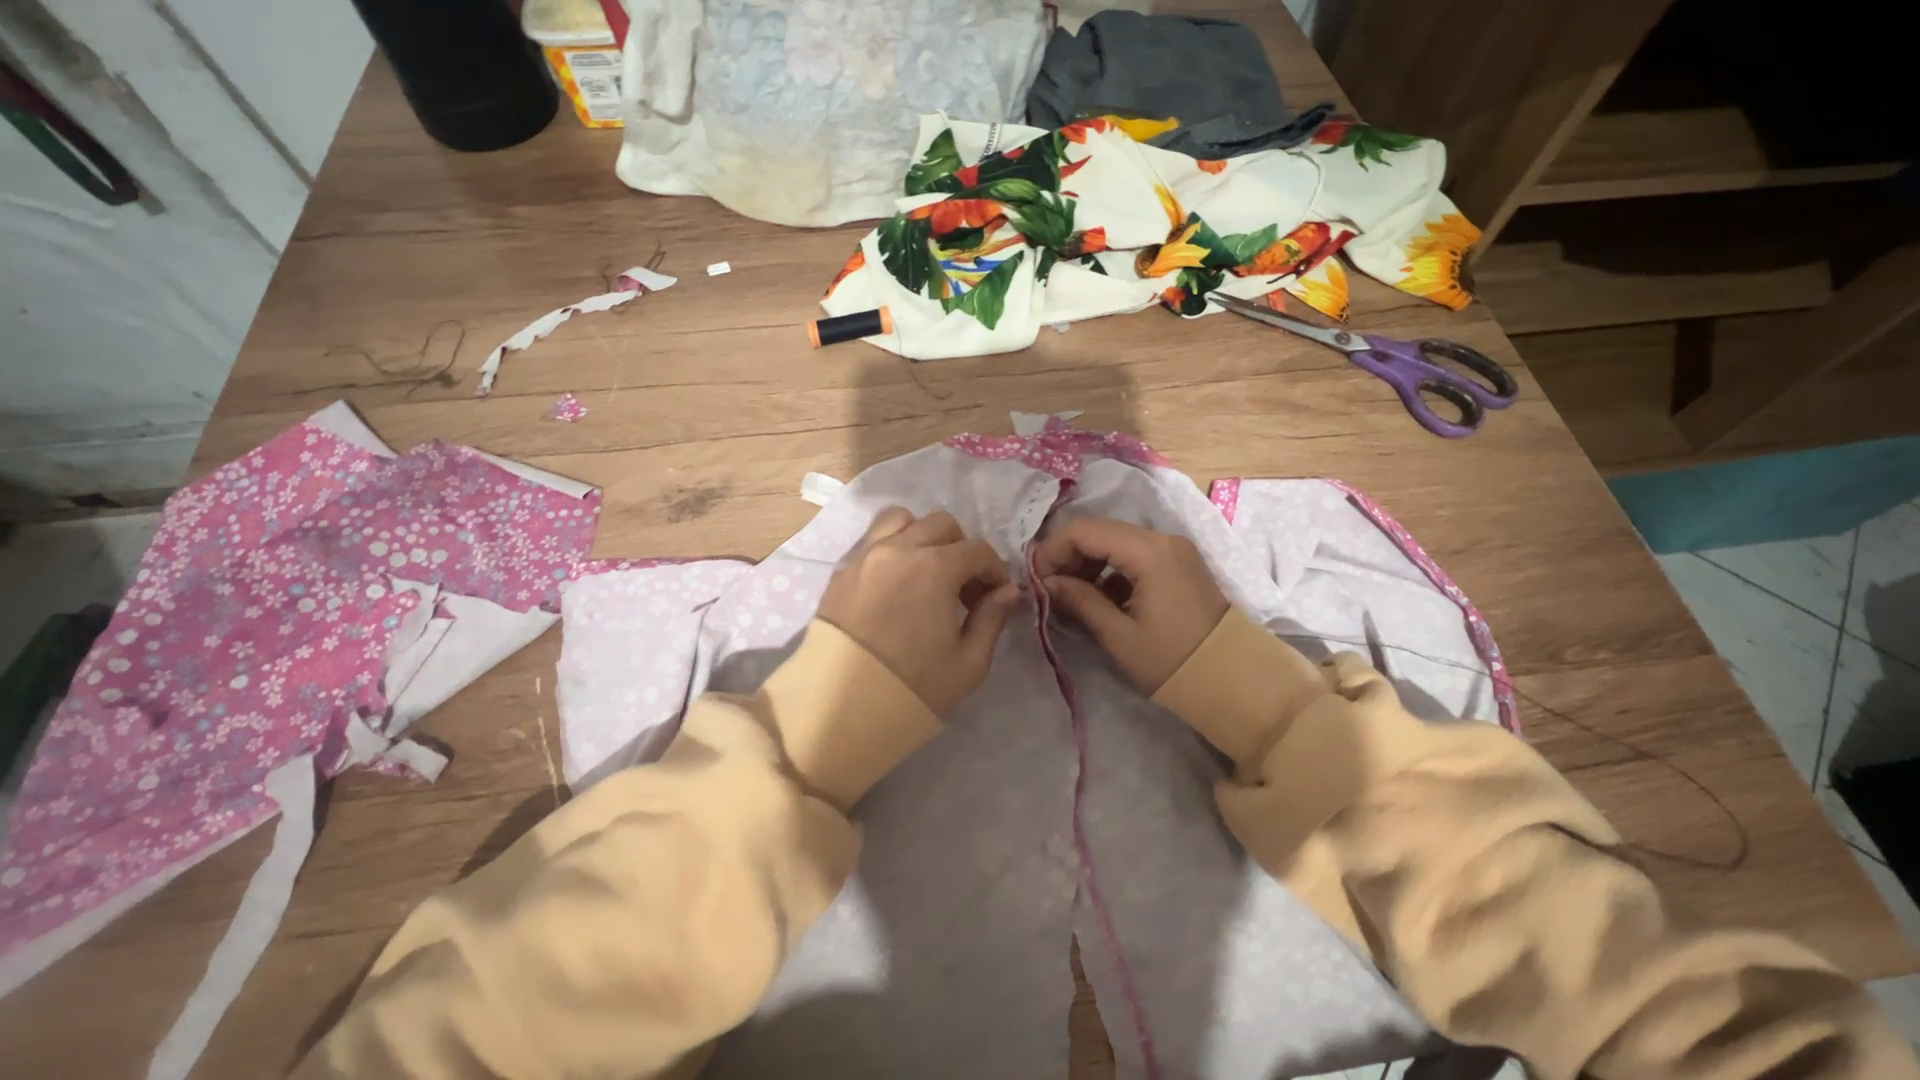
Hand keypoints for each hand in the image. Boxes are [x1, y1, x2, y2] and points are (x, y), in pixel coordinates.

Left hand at [818, 507, 1021, 713]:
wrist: (841, 705)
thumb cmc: (914, 685)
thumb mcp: (968, 662)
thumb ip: (992, 619)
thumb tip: (1009, 591)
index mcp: (934, 567)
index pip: (977, 550)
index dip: (994, 571)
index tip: (996, 595)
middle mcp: (899, 549)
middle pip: (941, 525)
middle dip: (961, 549)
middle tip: (963, 586)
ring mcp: (865, 555)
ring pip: (901, 520)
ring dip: (922, 537)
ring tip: (925, 572)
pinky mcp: (841, 570)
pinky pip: (872, 540)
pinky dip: (891, 547)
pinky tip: (896, 582)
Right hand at [1032, 517, 1228, 693]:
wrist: (1232, 677)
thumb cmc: (1171, 660)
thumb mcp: (1118, 635)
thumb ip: (1080, 600)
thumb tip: (1046, 582)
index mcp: (1148, 552)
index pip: (1084, 531)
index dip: (1052, 550)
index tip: (1034, 579)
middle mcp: (1162, 539)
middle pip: (1099, 531)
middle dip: (1068, 555)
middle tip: (1048, 589)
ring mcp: (1173, 549)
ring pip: (1115, 540)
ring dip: (1087, 562)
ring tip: (1070, 596)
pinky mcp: (1178, 563)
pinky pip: (1134, 554)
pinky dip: (1110, 569)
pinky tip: (1098, 597)